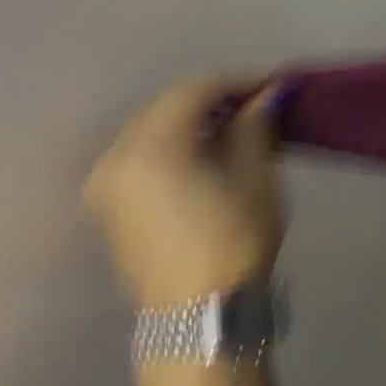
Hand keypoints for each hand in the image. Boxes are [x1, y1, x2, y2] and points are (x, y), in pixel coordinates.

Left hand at [85, 77, 283, 306]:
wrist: (201, 304)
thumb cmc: (236, 236)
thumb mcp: (257, 178)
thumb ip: (255, 130)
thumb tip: (267, 96)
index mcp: (152, 148)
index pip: (193, 91)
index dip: (238, 81)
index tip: (277, 84)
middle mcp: (117, 157)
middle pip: (165, 108)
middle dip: (214, 99)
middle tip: (262, 103)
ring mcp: (107, 182)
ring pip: (151, 131)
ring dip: (195, 121)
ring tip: (242, 127)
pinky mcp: (112, 203)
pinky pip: (143, 154)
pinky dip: (178, 143)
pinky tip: (213, 153)